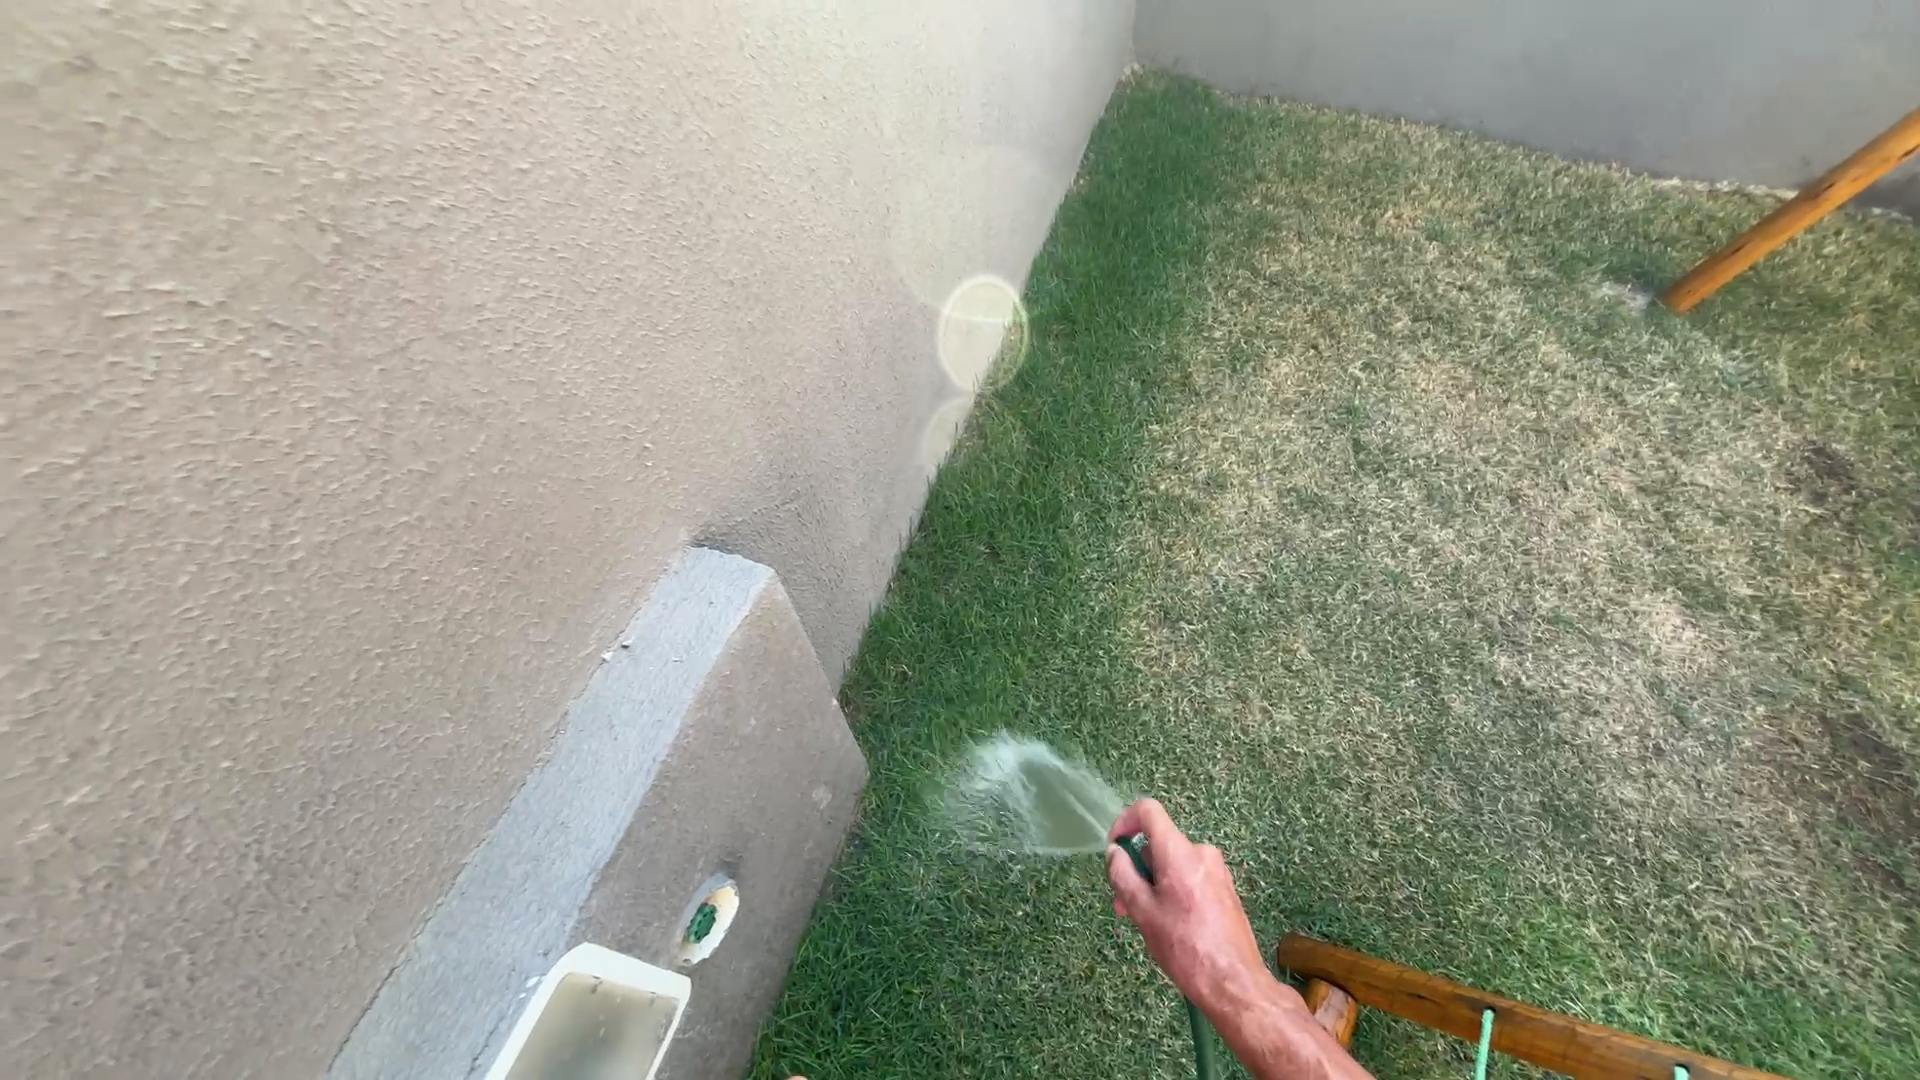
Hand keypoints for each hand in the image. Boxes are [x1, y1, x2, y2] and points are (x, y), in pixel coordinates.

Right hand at [1106, 798, 1273, 1016]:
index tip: (1114, 849)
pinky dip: (1172, 890)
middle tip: (1124, 904)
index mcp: (1179, 852)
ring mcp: (1217, 870)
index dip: (1124, 822)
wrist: (1235, 984)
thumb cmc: (1184, 947)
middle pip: (1158, 844)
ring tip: (1146, 922)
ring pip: (1172, 864)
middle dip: (1137, 869)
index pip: (1148, 810)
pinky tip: (1171, 925)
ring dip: (1153, 884)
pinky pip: (1189, 876)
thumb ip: (1122, 875)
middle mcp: (1200, 852)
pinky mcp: (1225, 888)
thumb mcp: (1142, 911)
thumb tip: (1115, 852)